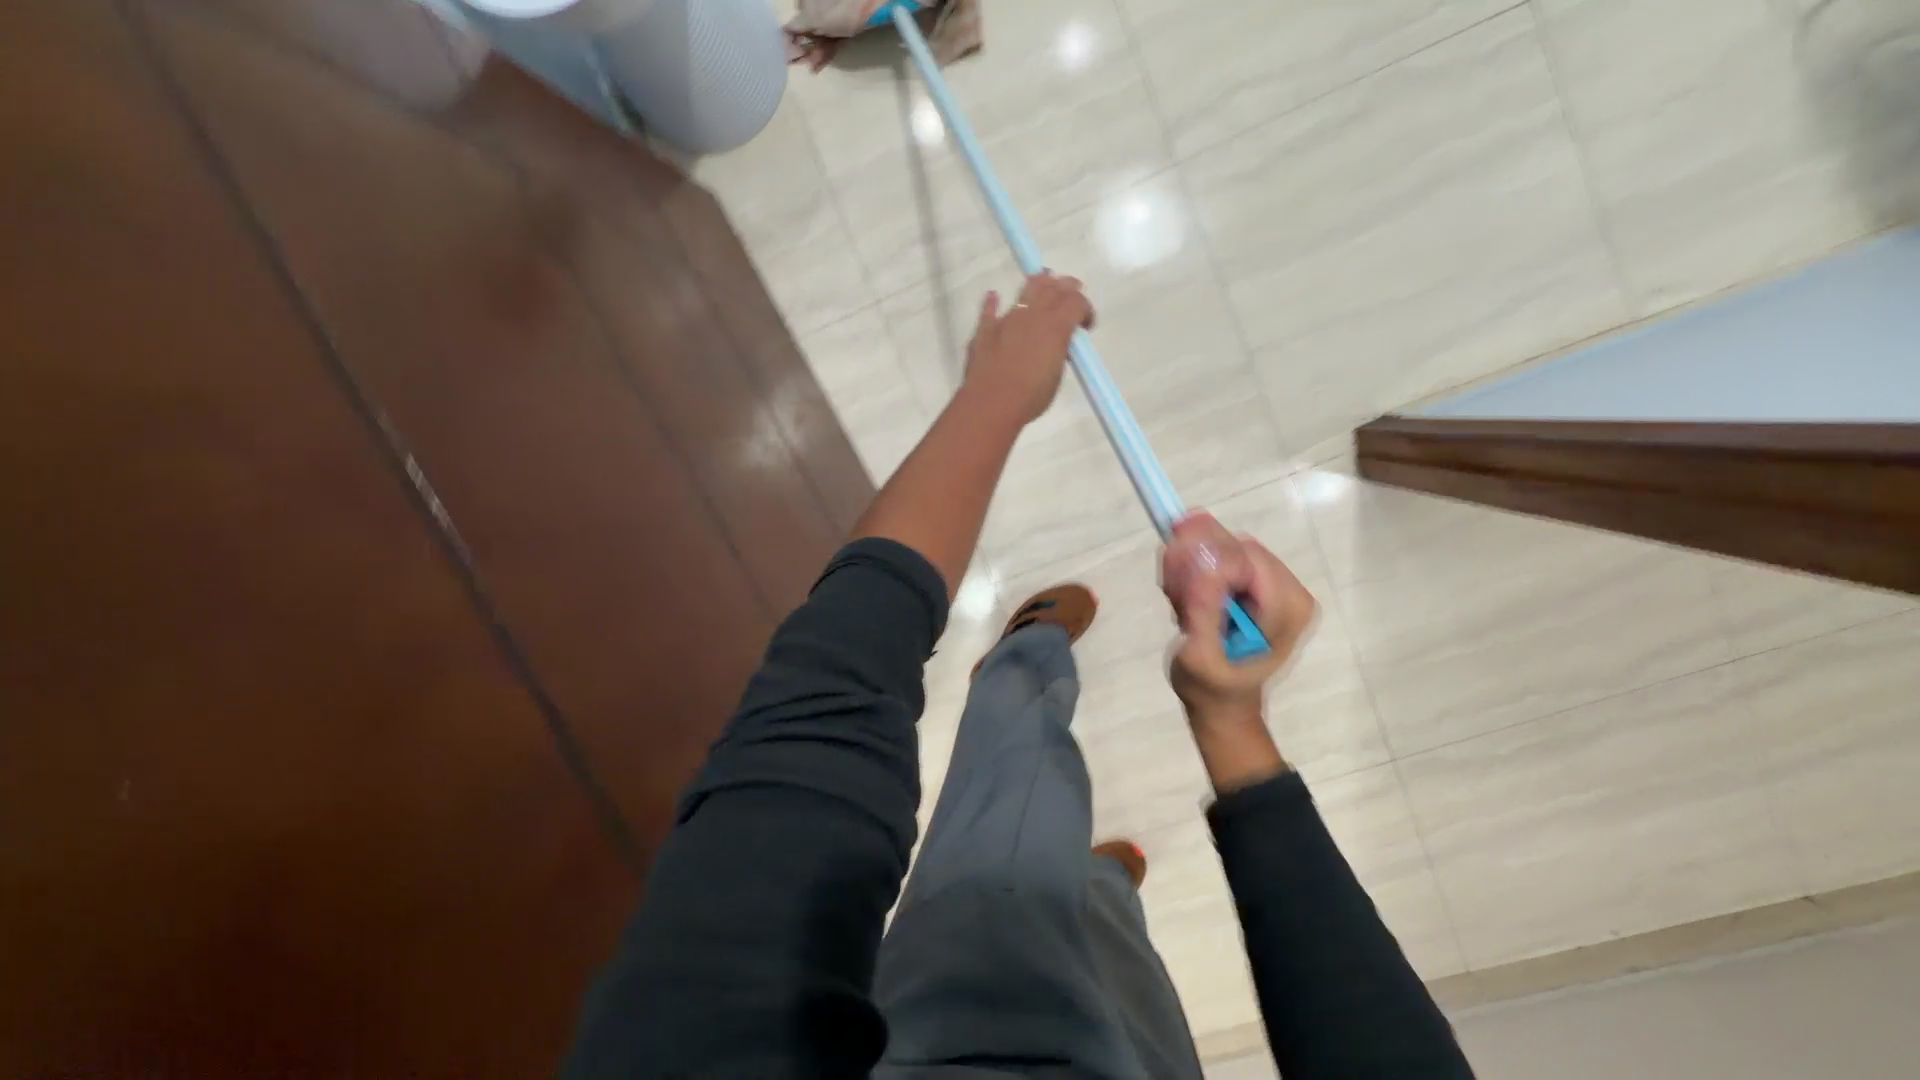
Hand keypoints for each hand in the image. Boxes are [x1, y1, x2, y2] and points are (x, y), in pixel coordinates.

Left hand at [961, 271, 1094, 425]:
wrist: (991, 404)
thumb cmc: (1030, 396)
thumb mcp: (1056, 374)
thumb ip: (1059, 350)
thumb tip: (1058, 342)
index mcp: (1055, 326)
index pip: (1076, 302)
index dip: (1085, 308)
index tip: (1086, 323)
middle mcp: (1032, 315)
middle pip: (1053, 289)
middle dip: (1066, 286)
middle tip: (1073, 287)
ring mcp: (1006, 319)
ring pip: (1025, 290)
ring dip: (1038, 282)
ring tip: (1044, 277)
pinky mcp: (984, 330)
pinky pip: (989, 310)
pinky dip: (992, 301)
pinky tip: (993, 295)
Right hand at [1161, 512, 1316, 726]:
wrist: (1223, 707)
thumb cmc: (1210, 688)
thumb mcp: (1199, 655)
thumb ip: (1203, 608)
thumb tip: (1202, 558)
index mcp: (1286, 608)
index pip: (1241, 555)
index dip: (1202, 561)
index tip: (1173, 590)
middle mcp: (1292, 592)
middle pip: (1236, 547)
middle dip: (1198, 563)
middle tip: (1174, 598)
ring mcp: (1281, 588)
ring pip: (1228, 549)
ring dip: (1196, 569)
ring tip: (1183, 605)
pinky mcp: (1266, 588)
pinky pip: (1228, 559)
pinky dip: (1202, 573)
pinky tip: (1192, 600)